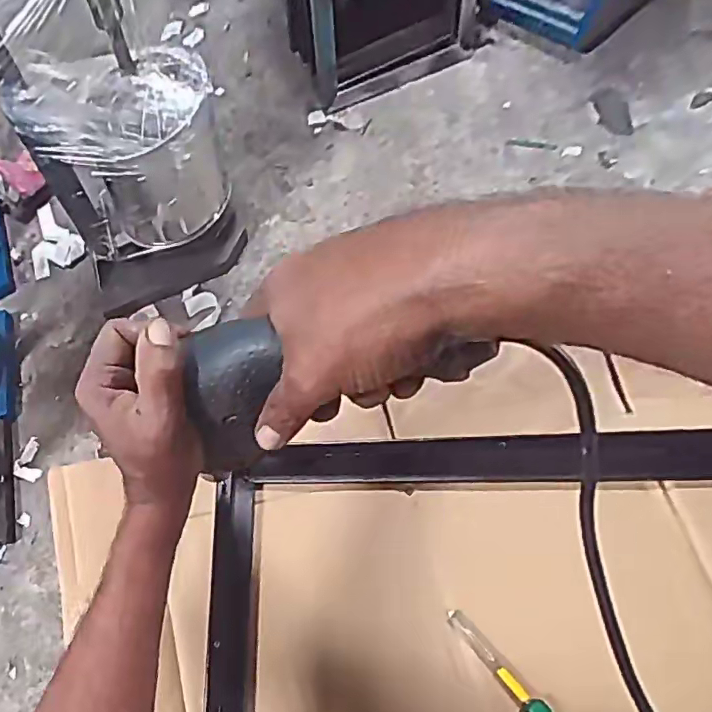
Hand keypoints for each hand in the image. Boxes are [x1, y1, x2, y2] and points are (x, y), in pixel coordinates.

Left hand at [76, 317, 202, 512]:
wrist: (166, 493)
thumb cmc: (161, 463)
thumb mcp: (161, 415)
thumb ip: (158, 371)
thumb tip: (160, 327)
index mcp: (96, 383)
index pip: (118, 330)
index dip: (149, 334)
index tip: (176, 352)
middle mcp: (103, 382)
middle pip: (132, 338)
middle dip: (161, 347)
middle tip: (184, 367)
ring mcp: (120, 390)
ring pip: (145, 352)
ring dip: (169, 359)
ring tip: (185, 378)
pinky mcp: (138, 396)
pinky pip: (154, 368)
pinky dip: (171, 371)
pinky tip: (183, 386)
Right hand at [246, 210, 499, 449]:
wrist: (454, 277)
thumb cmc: (370, 314)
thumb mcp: (311, 378)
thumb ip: (283, 410)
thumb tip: (264, 436)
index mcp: (282, 286)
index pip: (256, 336)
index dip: (267, 375)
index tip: (287, 402)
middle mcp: (321, 274)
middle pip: (315, 351)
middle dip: (338, 383)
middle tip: (349, 392)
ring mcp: (368, 276)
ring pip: (360, 349)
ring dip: (378, 375)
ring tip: (395, 375)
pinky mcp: (409, 282)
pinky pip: (397, 335)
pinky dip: (408, 355)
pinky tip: (423, 359)